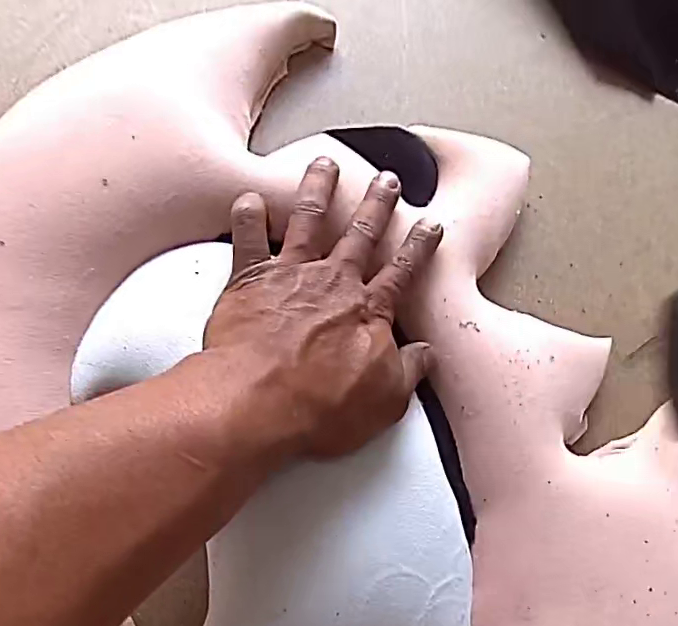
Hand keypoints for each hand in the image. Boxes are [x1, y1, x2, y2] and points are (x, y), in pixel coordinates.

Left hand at [201, 157, 442, 457]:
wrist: (262, 403)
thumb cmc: (321, 408)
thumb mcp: (386, 401)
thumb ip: (409, 371)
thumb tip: (426, 355)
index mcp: (369, 310)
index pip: (402, 270)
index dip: (419, 248)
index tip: (429, 227)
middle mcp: (334, 282)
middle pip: (361, 233)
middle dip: (377, 204)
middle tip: (387, 180)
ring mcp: (291, 275)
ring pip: (309, 218)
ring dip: (319, 189)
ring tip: (326, 165)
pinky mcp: (249, 281)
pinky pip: (248, 238)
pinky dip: (248, 216)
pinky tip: (249, 198)